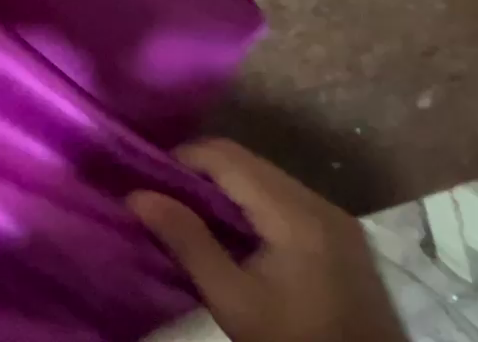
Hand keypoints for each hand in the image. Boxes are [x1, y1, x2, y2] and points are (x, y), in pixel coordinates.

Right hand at [129, 140, 406, 341]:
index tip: (147, 181)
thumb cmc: (295, 341)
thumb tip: (136, 194)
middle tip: (164, 197)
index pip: (223, 155)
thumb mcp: (232, 300)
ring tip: (192, 215)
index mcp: (294, 214)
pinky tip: (233, 231)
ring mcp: (336, 218)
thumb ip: (186, 241)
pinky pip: (283, 196)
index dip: (179, 158)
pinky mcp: (342, 236)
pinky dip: (249, 200)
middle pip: (244, 160)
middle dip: (198, 170)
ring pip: (263, 175)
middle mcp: (319, 203)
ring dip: (222, 184)